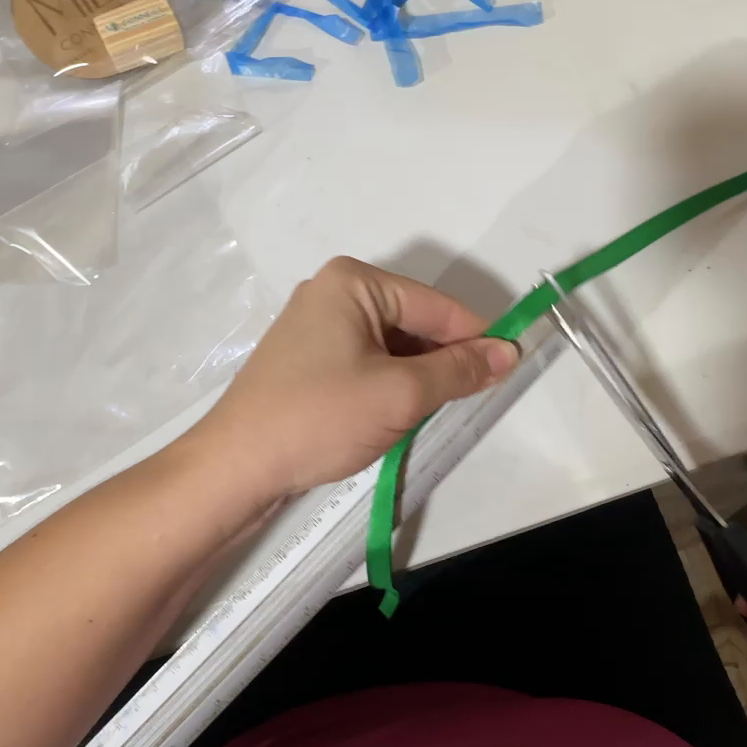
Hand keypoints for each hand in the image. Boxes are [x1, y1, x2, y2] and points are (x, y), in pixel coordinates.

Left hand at [188, 257, 518, 501]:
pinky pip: (364, 361)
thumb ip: (458, 370)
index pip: (435, 305)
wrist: (237, 465)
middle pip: (413, 322)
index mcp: (353, 281)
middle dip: (441, 361)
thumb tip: (508, 352)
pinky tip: (393, 415)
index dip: (476, 338)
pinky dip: (387, 384)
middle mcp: (331, 292)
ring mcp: (314, 325)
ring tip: (424, 414)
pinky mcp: (305, 358)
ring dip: (414, 377)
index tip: (509, 369)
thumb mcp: (400, 393)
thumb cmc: (320, 417)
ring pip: (390, 345)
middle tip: (466, 401)